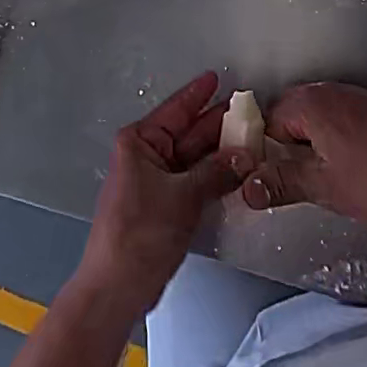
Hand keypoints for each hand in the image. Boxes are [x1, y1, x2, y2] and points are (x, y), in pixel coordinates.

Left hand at [81, 71, 251, 310]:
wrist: (118, 287)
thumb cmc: (137, 235)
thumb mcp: (183, 196)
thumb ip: (217, 172)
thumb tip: (244, 156)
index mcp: (139, 143)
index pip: (175, 110)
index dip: (198, 94)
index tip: (215, 79)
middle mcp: (145, 156)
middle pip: (187, 133)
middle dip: (216, 125)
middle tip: (246, 114)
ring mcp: (154, 181)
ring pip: (193, 158)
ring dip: (219, 153)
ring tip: (248, 140)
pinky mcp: (164, 203)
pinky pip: (193, 179)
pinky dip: (213, 176)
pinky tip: (234, 173)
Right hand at [241, 82, 366, 226]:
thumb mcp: (326, 188)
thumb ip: (282, 183)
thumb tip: (248, 185)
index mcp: (309, 102)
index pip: (265, 122)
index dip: (263, 153)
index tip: (269, 180)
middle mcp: (327, 91)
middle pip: (287, 118)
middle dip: (287, 151)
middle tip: (297, 184)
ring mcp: (352, 97)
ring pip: (313, 121)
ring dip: (311, 149)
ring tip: (326, 181)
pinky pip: (336, 122)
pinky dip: (333, 144)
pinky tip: (349, 171)